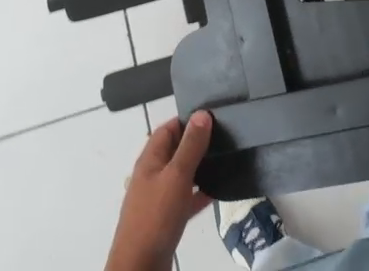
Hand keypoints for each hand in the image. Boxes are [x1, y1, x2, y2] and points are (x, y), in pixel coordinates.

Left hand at [105, 111, 214, 270]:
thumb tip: (203, 114)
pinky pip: (187, 198)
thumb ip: (190, 146)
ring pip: (183, 174)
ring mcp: (159, 197)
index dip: (189, 120)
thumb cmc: (156, 215)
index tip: (214, 116)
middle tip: (226, 137)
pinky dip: (201, 192)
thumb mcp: (176, 176)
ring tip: (227, 159)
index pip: (168, 129)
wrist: (141, 265)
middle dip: (198, 142)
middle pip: (176, 150)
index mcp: (150, 159)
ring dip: (201, 167)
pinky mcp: (168, 217)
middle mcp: (153, 174)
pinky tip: (220, 190)